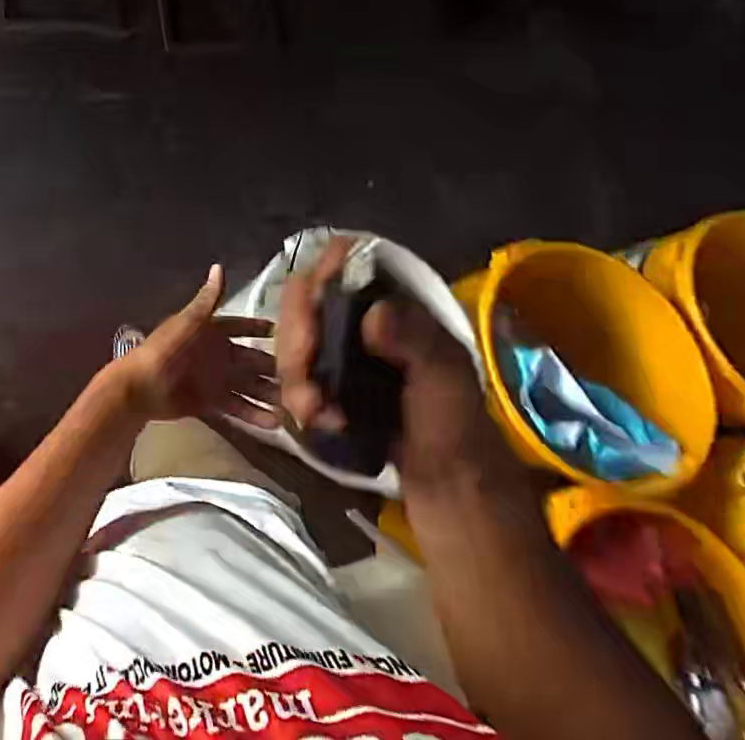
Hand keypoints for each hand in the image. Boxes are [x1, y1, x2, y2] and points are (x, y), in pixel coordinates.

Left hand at [99, 263, 281, 425]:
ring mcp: (215, 380)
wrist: (141, 386)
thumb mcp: (188, 321)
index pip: (241, 326)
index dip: (260, 328)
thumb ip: (207, 300)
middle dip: (274, 368)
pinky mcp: (211, 403)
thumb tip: (218, 266)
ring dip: (269, 395)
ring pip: (249, 387)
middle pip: (252, 360)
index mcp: (211, 332)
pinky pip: (237, 408)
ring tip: (293, 406)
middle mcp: (217, 355)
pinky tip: (274, 424)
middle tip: (302, 376)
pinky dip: (254, 415)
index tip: (284, 331)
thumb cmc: (165, 349)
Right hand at [276, 237, 512, 494]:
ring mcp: (338, 348)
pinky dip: (295, 394)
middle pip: (303, 301)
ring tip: (311, 412)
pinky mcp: (324, 379)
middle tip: (304, 380)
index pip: (344, 262)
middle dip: (296, 341)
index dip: (320, 276)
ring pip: (290, 338)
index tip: (311, 310)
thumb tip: (375, 314)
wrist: (447, 482)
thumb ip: (415, 342)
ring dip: (292, 375)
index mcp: (393, 302)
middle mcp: (359, 316)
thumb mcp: (446, 379)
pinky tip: (313, 419)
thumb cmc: (455, 424)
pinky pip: (291, 372)